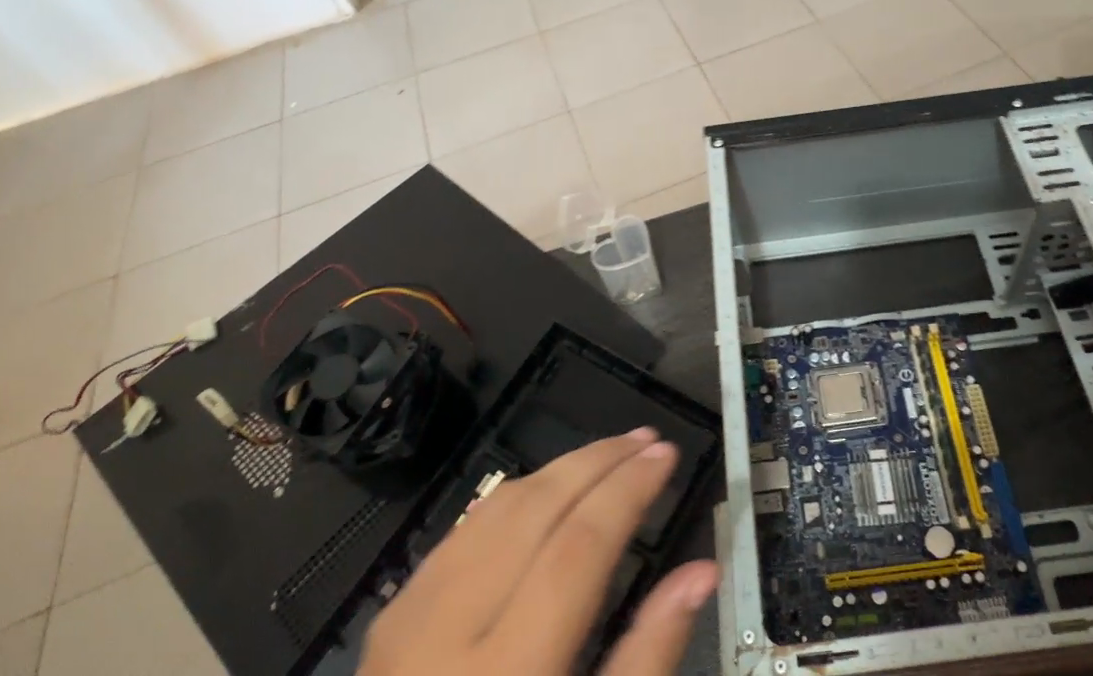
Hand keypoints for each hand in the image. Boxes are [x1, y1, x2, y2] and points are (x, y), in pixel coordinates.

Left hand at [360, 427, 717, 675]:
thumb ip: (648, 656)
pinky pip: (462, 532)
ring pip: (494, 511)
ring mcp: (410, 620)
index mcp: (511, 672)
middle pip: (534, 512)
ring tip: (611, 454)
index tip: (667, 456)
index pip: (578, 550)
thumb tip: (701, 573)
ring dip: (558, 471)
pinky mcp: (391, 618)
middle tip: (647, 439)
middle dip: (597, 463)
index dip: (628, 492)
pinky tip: (547, 492)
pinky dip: (514, 499)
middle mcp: (449, 632)